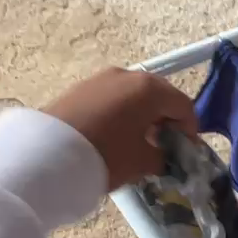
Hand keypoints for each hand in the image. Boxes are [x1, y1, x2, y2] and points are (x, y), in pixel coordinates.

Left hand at [42, 68, 197, 189]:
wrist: (47, 153)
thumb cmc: (106, 154)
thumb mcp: (142, 162)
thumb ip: (162, 157)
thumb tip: (164, 156)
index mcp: (150, 89)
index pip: (184, 106)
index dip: (190, 130)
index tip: (186, 152)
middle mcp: (129, 75)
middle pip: (160, 95)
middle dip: (167, 119)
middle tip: (164, 144)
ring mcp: (102, 78)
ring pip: (134, 95)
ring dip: (143, 115)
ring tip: (138, 141)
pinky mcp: (82, 87)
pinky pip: (113, 97)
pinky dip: (122, 112)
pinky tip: (115, 134)